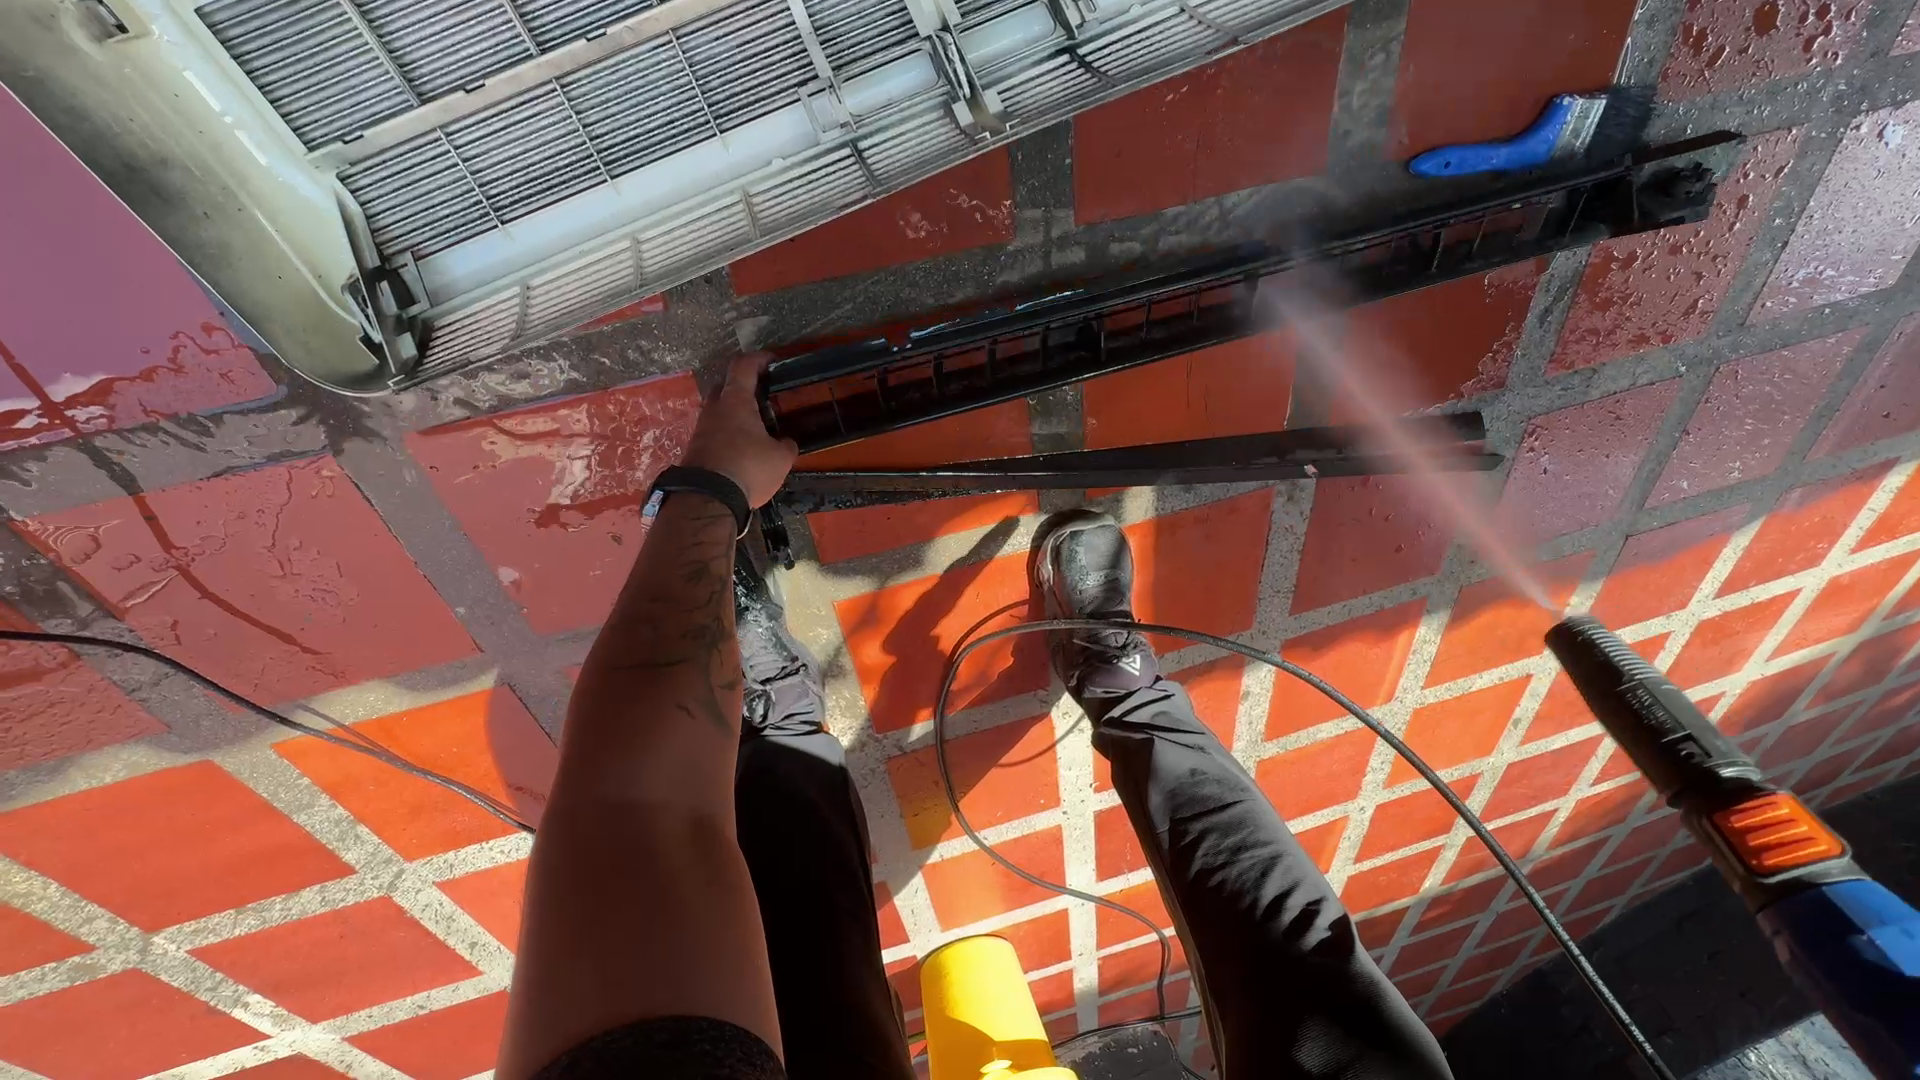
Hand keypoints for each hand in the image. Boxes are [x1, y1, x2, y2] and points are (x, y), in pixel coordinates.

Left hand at [681, 353, 797, 507]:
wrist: (707, 498)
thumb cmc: (748, 468)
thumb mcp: (781, 459)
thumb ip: (787, 445)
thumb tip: (787, 442)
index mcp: (736, 401)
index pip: (743, 366)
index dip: (759, 359)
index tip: (772, 360)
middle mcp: (714, 409)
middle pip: (725, 385)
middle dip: (743, 386)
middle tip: (762, 396)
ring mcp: (702, 428)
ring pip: (719, 411)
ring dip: (735, 414)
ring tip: (756, 427)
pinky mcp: (696, 448)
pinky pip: (714, 432)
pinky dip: (729, 434)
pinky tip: (743, 449)